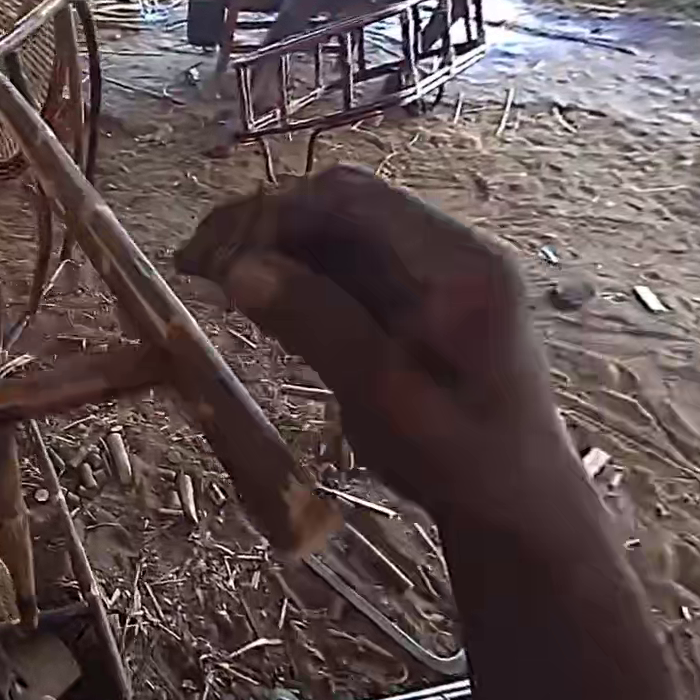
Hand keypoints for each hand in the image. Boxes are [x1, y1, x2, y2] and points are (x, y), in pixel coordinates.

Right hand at [176, 166, 579, 527]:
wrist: (507, 498)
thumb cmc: (457, 456)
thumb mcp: (383, 394)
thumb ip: (317, 323)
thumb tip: (237, 269)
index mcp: (455, 264)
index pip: (349, 201)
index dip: (271, 215)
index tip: (210, 254)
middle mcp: (437, 252)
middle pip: (332, 206)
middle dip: (256, 224)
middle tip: (193, 260)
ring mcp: (416, 273)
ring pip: (323, 232)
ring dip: (260, 244)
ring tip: (202, 272)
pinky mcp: (394, 296)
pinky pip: (326, 264)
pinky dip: (277, 270)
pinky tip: (240, 291)